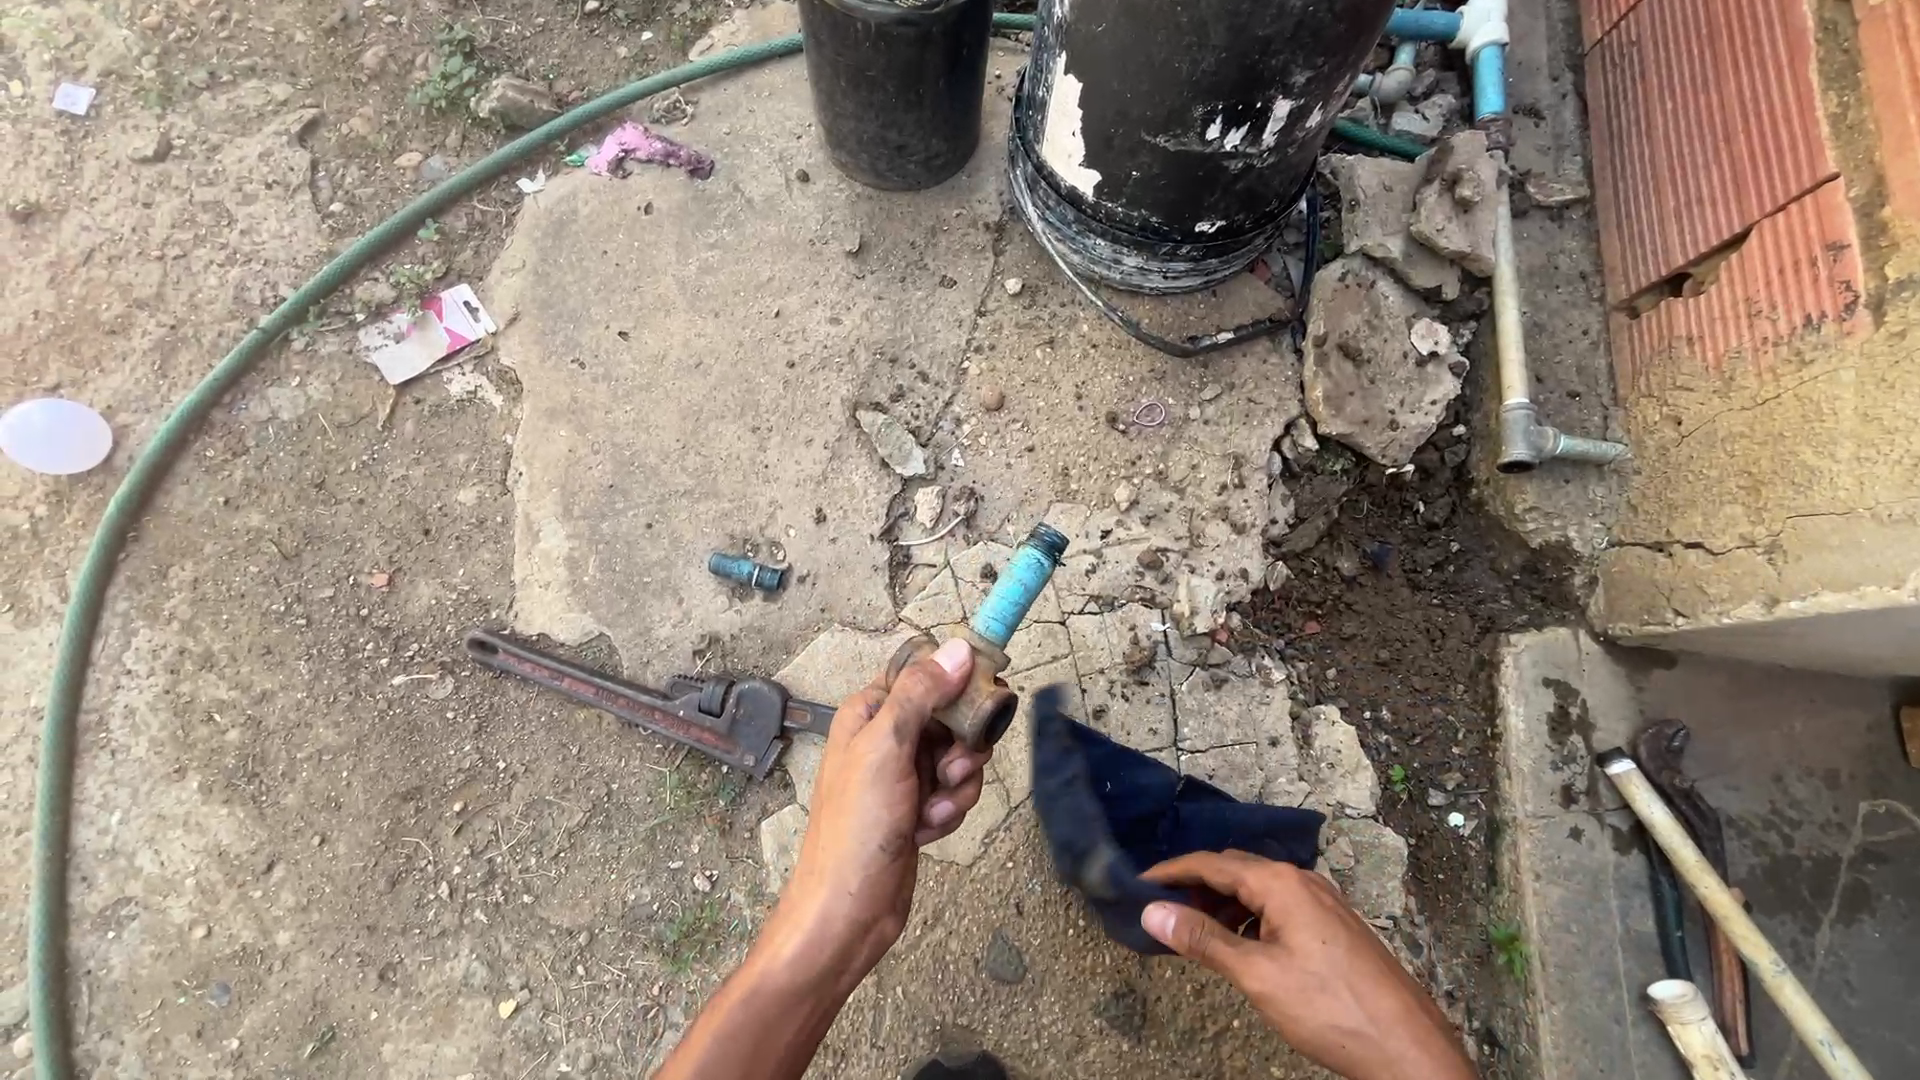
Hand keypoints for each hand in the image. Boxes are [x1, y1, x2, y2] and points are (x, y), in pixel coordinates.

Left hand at [756, 639, 989, 990]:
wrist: (848, 911)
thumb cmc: (858, 825)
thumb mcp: (887, 748)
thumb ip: (921, 693)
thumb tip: (959, 648)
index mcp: (871, 710)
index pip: (928, 674)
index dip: (959, 688)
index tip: (983, 707)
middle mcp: (887, 735)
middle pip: (952, 717)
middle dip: (961, 749)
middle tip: (949, 772)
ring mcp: (903, 773)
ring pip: (960, 756)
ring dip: (956, 787)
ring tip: (931, 813)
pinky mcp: (917, 806)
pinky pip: (954, 791)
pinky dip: (949, 810)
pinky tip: (927, 832)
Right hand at [1139, 851, 1475, 1079]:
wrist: (1412, 1051)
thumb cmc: (1328, 1008)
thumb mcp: (1256, 975)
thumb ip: (1202, 939)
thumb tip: (1151, 911)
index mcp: (1279, 882)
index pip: (1210, 863)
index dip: (1171, 872)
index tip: (1138, 884)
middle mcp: (1301, 879)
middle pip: (1235, 869)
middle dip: (1196, 885)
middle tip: (1164, 909)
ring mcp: (1323, 901)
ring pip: (1259, 888)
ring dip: (1224, 903)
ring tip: (1199, 931)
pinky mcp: (1335, 925)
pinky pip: (1280, 906)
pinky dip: (1251, 917)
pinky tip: (1244, 946)